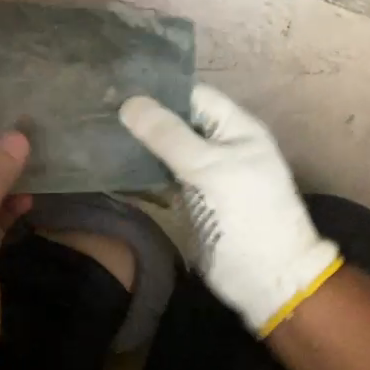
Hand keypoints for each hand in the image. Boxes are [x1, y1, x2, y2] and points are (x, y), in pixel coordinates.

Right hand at [120, 86, 340, 335]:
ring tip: (100, 132)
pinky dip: (144, 171)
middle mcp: (221, 145)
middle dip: (146, 117)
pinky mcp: (193, 201)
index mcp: (236, 127)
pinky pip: (165, 177)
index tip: (118, 88)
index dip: (160, 91)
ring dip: (141, 144)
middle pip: (179, 121)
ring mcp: (207, 174)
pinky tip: (114, 164)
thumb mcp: (208, 168)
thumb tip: (130, 103)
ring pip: (169, 149)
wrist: (269, 281)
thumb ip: (170, 135)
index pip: (194, 95)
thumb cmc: (246, 214)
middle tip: (100, 110)